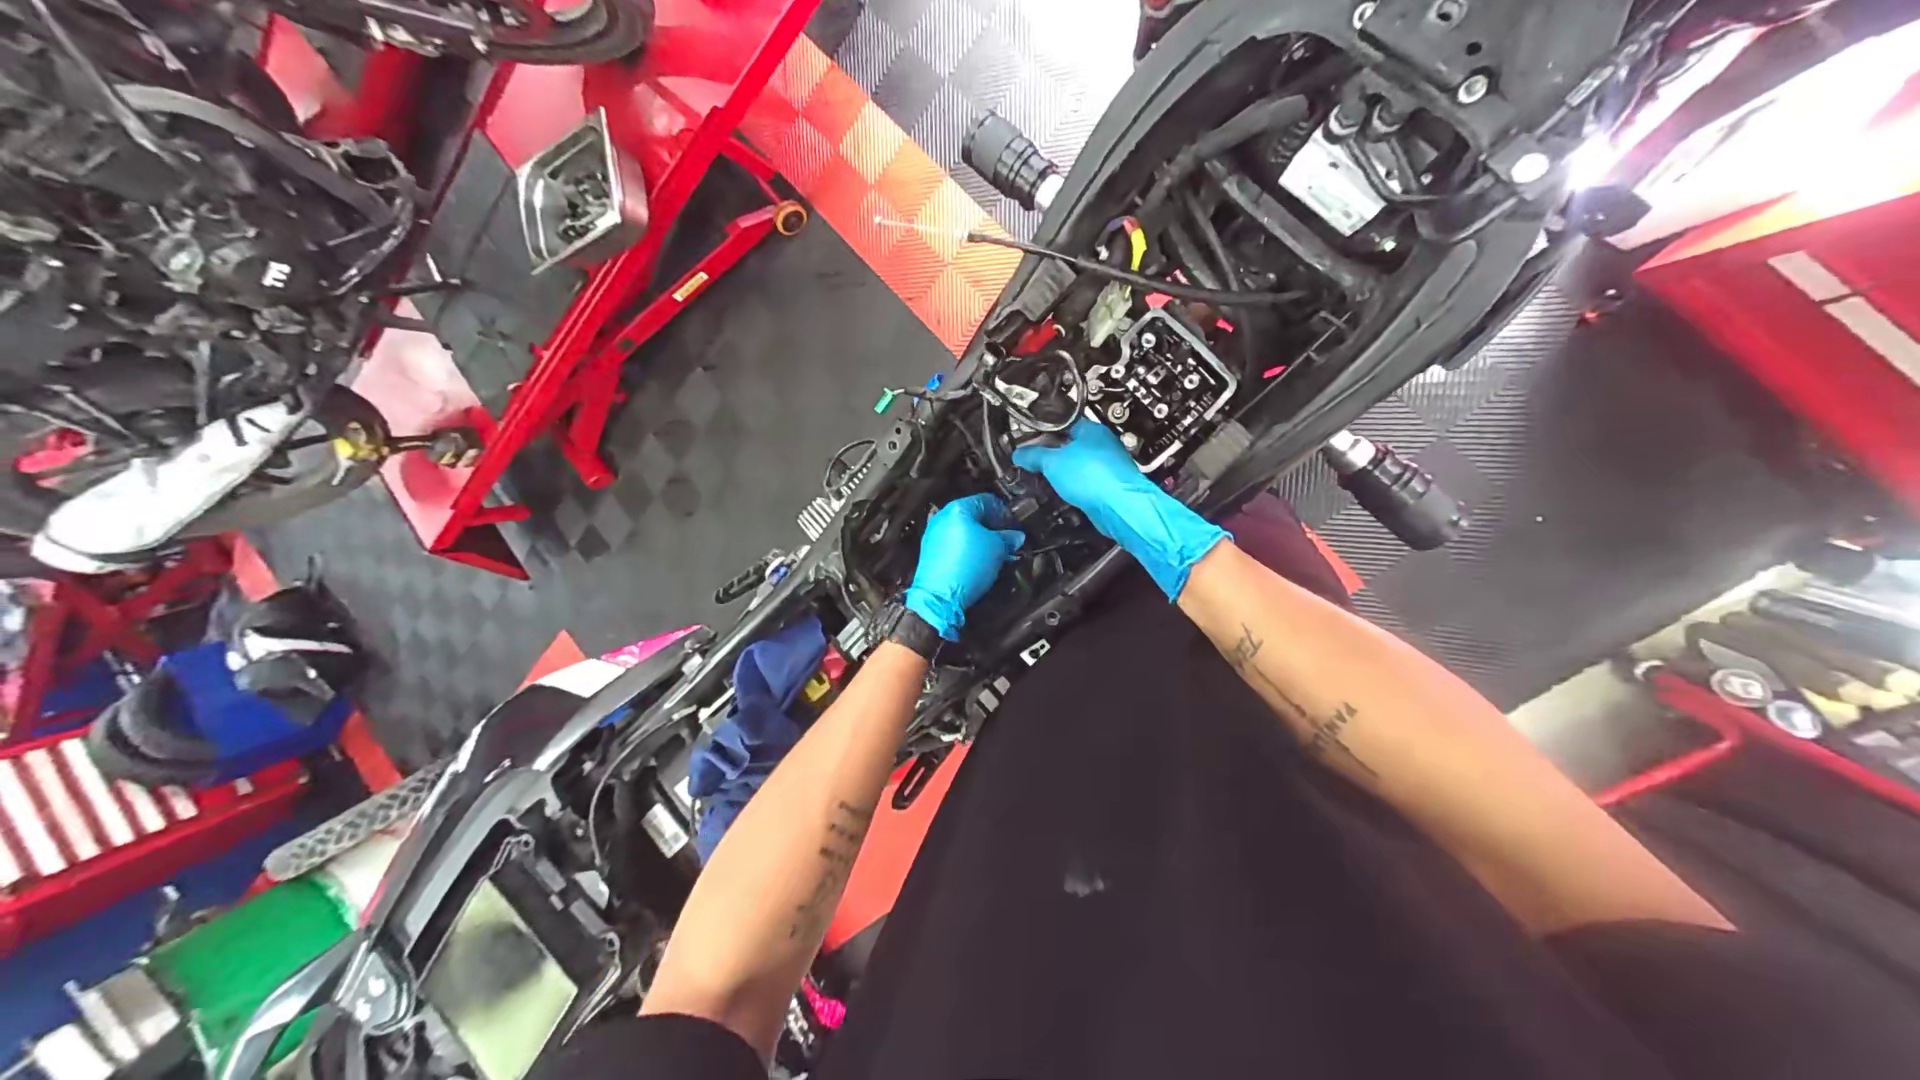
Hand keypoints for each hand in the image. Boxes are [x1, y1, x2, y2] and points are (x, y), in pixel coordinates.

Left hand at [904, 493, 1024, 639]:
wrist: (939, 597)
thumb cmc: (970, 565)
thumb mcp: (997, 549)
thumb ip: (1008, 538)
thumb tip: (1016, 536)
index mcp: (958, 508)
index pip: (987, 501)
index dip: (1004, 512)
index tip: (1015, 527)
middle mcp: (942, 516)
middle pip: (974, 515)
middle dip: (993, 527)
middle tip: (1007, 540)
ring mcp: (933, 534)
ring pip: (964, 530)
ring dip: (981, 539)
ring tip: (995, 553)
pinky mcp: (930, 552)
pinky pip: (954, 543)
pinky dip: (968, 548)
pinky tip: (977, 562)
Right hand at [1012, 418, 1226, 598]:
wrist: (1120, 508)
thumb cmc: (1096, 478)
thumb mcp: (1053, 462)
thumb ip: (1034, 456)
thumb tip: (1021, 454)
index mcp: (1091, 430)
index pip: (1062, 423)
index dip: (1043, 432)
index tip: (1028, 442)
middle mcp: (1102, 445)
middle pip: (1069, 445)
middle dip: (1050, 455)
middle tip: (1033, 462)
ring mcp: (1106, 466)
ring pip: (1077, 465)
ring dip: (1061, 472)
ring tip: (1045, 478)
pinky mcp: (1107, 486)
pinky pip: (1084, 482)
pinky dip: (1073, 486)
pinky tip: (1063, 493)